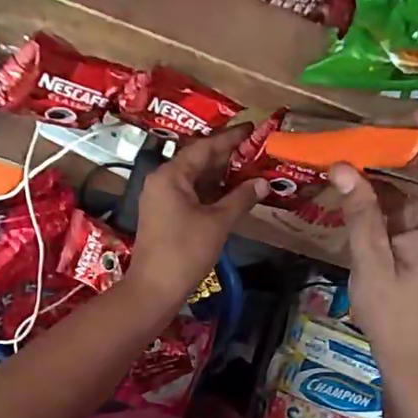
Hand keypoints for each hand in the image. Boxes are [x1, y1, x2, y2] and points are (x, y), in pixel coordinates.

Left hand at [126, 123, 266, 305]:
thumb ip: (241, 198)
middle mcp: (162, 181)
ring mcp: (160, 200)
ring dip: (221, 177)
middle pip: (198, 162)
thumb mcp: (218, 223)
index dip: (231, 138)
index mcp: (171, 175)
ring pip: (195, 180)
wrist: (154, 289)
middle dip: (227, 157)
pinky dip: (211, 194)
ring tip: (250, 170)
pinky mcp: (164, 217)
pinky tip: (232, 195)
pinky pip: (190, 196)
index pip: (204, 147)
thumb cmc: (185, 252)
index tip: (253, 129)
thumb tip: (263, 182)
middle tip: (257, 150)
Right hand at [331, 111, 417, 359]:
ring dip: (390, 158)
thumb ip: (361, 213)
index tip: (406, 117)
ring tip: (353, 144)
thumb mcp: (372, 264)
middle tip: (366, 128)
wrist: (410, 351)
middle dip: (408, 137)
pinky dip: (382, 182)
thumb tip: (342, 166)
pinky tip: (354, 174)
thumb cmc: (396, 315)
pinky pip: (407, 193)